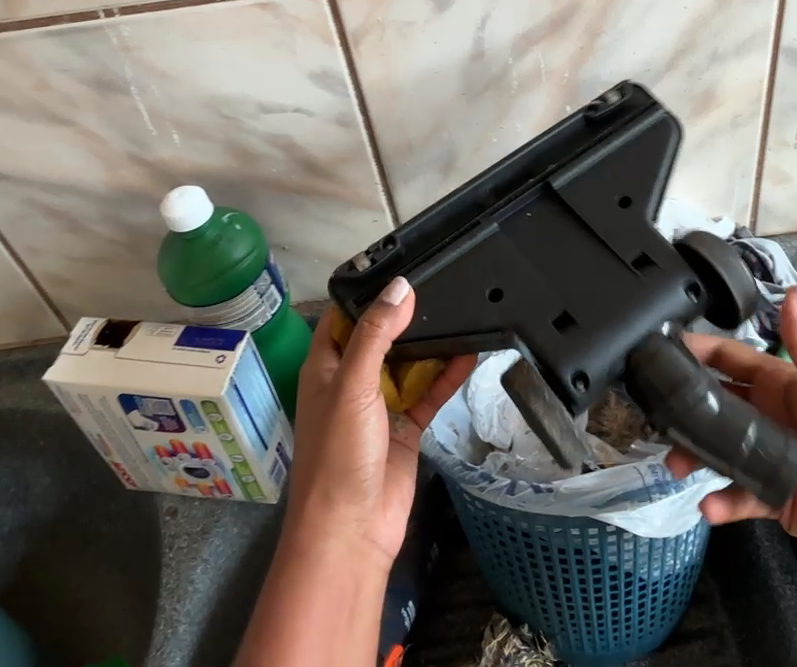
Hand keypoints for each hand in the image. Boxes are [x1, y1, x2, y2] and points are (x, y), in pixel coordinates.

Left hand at [283, 277, 473, 567]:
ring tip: (461, 309)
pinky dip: (447, 375)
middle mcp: (351, 381)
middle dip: (406, 316)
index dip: (368, 294)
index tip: (401, 266)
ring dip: (430, 343)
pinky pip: (429, 392)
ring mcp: (380, 405)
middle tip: (442, 283)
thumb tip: (401, 286)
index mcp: (325, 367)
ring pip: (409, 363)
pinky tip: (470, 353)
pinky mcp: (406, 427)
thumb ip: (376, 334)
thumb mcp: (352, 385)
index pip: (344, 317)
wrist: (352, 530)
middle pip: (381, 337)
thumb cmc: (338, 453)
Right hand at [668, 285, 796, 584]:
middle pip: (713, 406)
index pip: (728, 360)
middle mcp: (768, 419)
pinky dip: (718, 502)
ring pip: (716, 451)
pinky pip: (735, 496)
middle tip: (653, 416)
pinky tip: (709, 505)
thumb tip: (794, 290)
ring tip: (675, 466)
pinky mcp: (771, 499)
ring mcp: (768, 460)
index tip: (658, 351)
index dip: (695, 352)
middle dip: (682, 408)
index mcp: (782, 387)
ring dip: (692, 456)